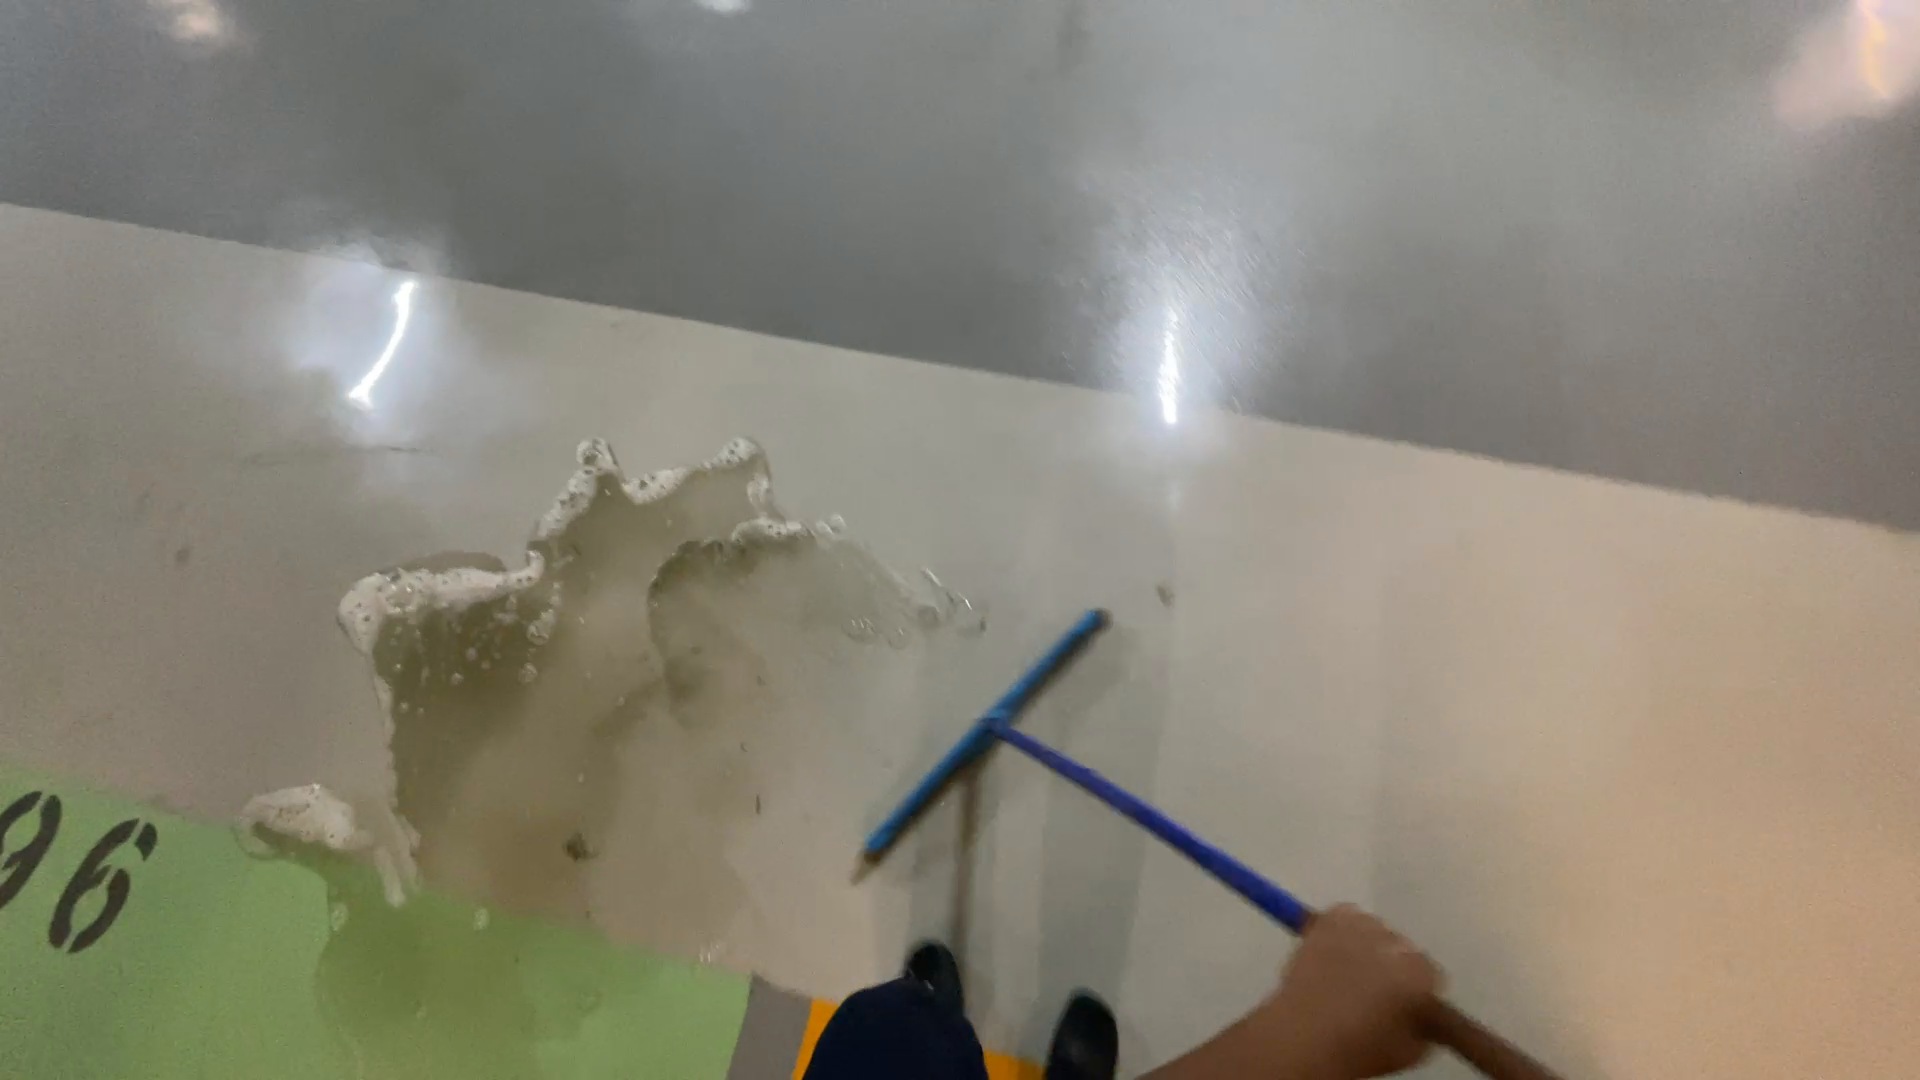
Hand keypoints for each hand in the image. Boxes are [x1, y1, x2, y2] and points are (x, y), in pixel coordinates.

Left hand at [1253, 904, 1440, 1077]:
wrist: (1304, 1032)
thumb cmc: (1360, 1049)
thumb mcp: (1409, 1050)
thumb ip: (1423, 1025)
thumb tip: (1420, 1011)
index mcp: (1415, 976)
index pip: (1430, 971)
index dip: (1422, 987)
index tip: (1412, 999)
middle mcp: (1388, 945)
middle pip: (1402, 946)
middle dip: (1397, 964)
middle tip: (1383, 985)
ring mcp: (1353, 929)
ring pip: (1374, 926)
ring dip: (1371, 942)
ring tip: (1358, 964)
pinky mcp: (1324, 923)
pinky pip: (1344, 912)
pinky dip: (1345, 924)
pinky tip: (1339, 945)